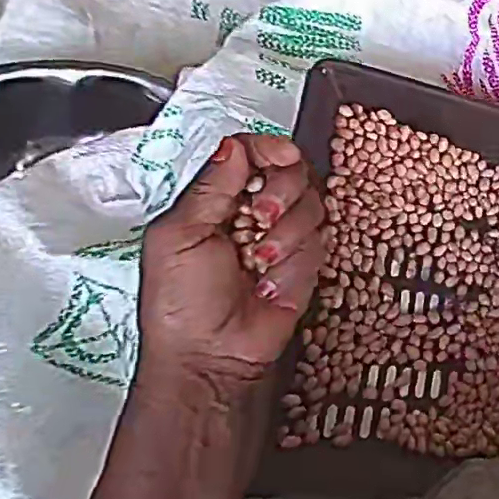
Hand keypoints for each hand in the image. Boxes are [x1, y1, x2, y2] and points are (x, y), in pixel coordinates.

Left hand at [138, 134, 325, 382]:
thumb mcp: (179, 234)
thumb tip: (235, 146)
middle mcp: (255, 212)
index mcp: (218, 199)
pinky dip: (296, 263)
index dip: (270, 148)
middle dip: (282, 193)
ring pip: (312, 208)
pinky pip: (320, 244)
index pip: (252, 154)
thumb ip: (210, 187)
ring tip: (259, 263)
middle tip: (258, 218)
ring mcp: (285, 237)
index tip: (281, 155)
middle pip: (293, 173)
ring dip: (286, 235)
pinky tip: (271, 283)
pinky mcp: (309, 264)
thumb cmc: (181, 301)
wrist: (213, 352)